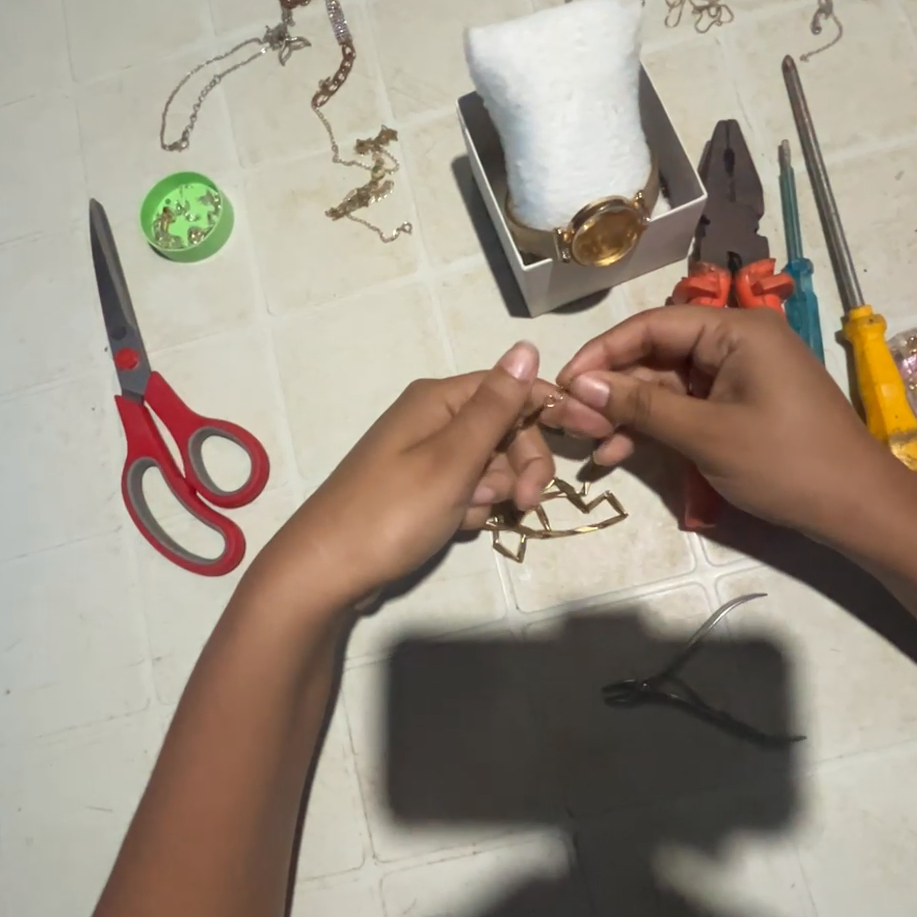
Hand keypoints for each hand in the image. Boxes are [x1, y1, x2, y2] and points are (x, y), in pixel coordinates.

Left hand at [258, 342, 558, 605]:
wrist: (329, 570)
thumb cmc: (393, 511)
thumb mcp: (452, 458)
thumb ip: (495, 406)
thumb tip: (526, 345)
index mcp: (439, 399)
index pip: (511, 388)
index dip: (549, 410)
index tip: (587, 438)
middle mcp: (433, 419)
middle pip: (505, 429)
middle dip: (522, 463)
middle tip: (526, 501)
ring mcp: (426, 456)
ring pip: (490, 465)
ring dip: (494, 491)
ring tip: (469, 513)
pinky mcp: (422, 490)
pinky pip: (467, 490)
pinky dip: (471, 508)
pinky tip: (454, 525)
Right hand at [544, 306, 916, 540]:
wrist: (856, 508)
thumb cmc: (785, 462)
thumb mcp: (705, 434)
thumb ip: (640, 405)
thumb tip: (578, 385)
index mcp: (734, 330)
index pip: (651, 325)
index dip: (602, 353)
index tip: (564, 383)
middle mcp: (733, 343)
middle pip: (654, 356)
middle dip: (610, 390)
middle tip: (569, 421)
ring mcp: (734, 376)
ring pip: (663, 385)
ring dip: (626, 414)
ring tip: (588, 443)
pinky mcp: (735, 405)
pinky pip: (682, 408)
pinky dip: (652, 429)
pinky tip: (616, 454)